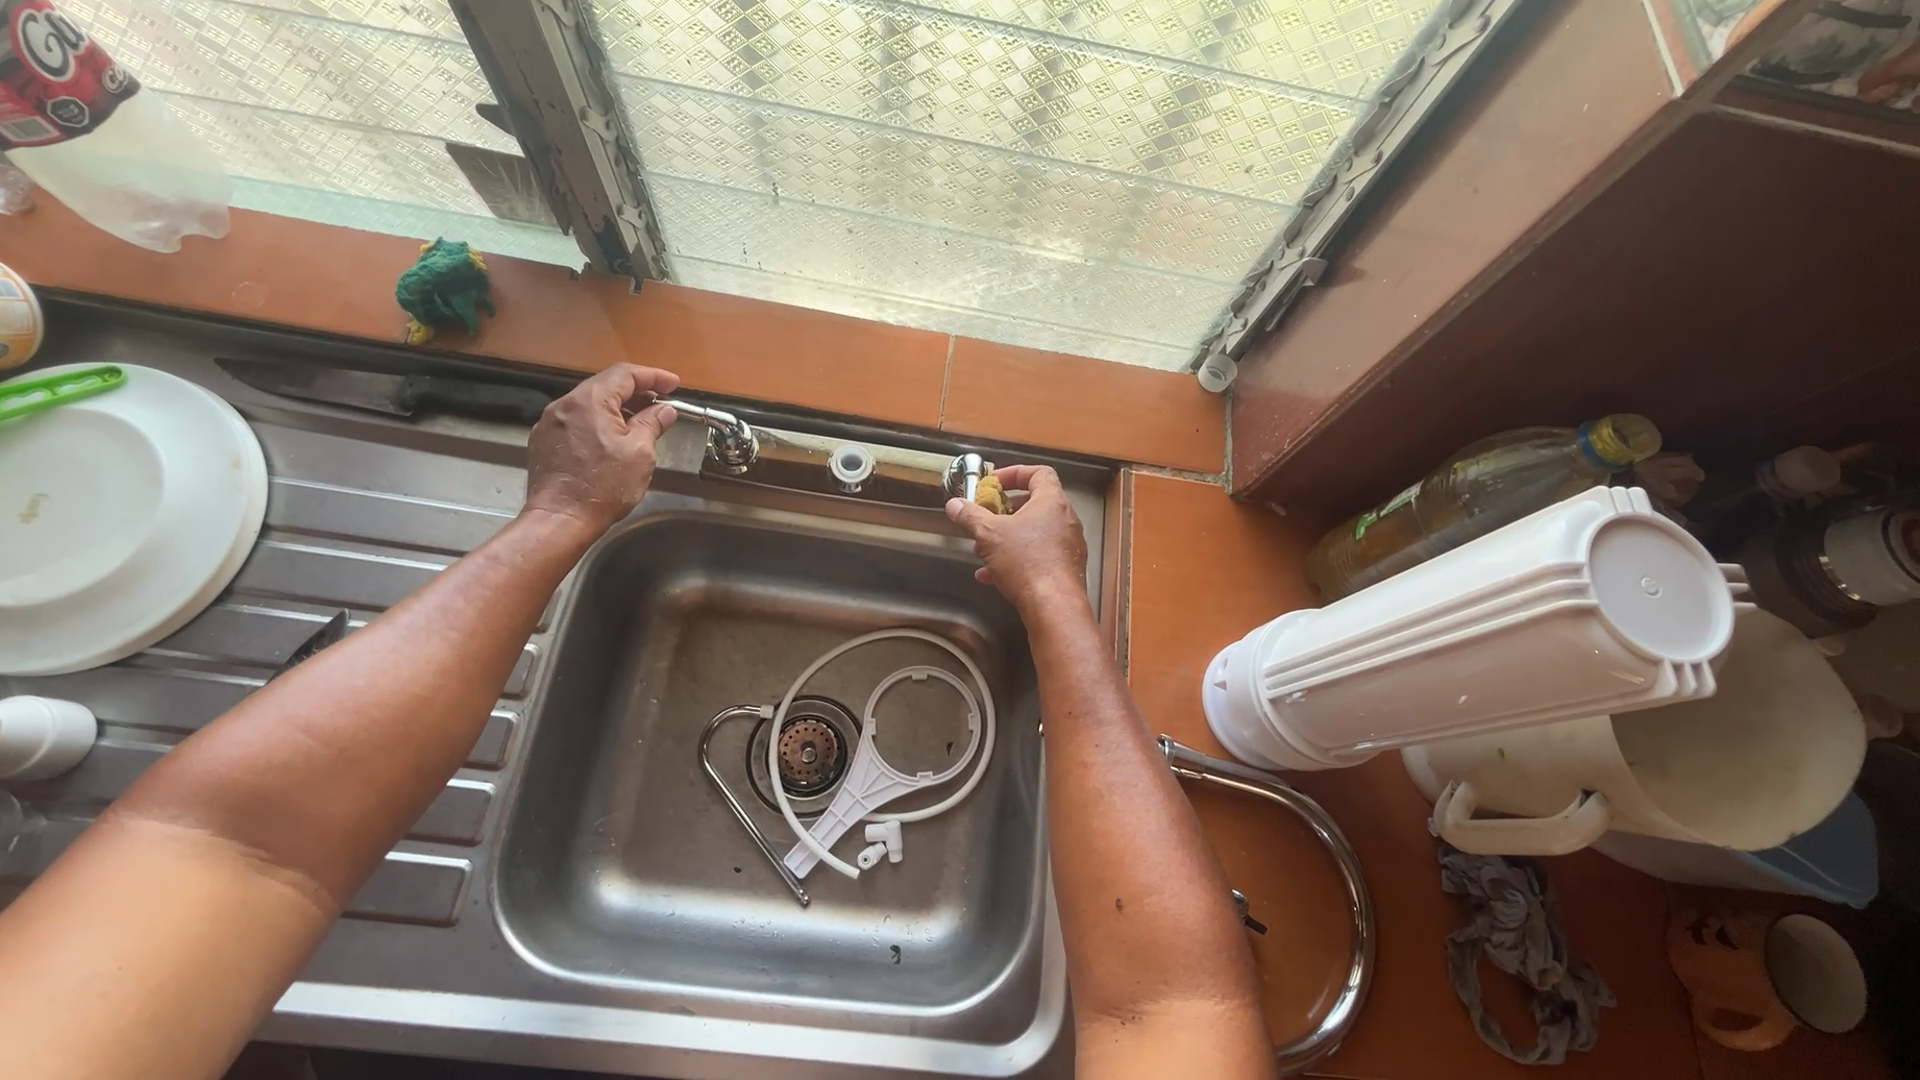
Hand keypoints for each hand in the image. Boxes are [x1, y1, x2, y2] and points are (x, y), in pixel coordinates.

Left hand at [523, 363, 678, 535]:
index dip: (653, 376)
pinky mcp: (544, 440)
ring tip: (640, 421)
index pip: (625, 374)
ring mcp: (551, 422)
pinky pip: (576, 420)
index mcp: (590, 402)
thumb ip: (652, 424)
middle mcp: (565, 405)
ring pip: (589, 403)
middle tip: (660, 402)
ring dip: (617, 407)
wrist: (561, 518)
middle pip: (605, 385)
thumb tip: (664, 411)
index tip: (673, 384)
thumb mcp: (640, 453)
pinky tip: (613, 438)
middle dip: (636, 391)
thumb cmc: (603, 488)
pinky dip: (598, 421)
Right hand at [946, 464, 1087, 614]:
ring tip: (982, 550)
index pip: (1039, 473)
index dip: (1014, 473)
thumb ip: (970, 516)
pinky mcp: (1065, 569)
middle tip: (985, 518)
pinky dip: (1015, 560)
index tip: (993, 483)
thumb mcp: (989, 534)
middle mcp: (1065, 520)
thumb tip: (955, 504)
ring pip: (1033, 534)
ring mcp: (1068, 546)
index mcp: (1052, 502)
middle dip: (1003, 512)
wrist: (1053, 606)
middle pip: (1034, 505)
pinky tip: (991, 575)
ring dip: (1006, 538)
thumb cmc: (1027, 562)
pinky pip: (1037, 556)